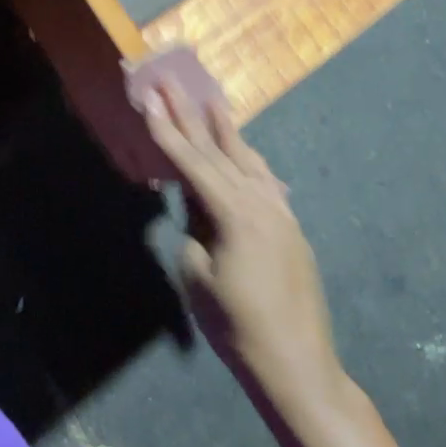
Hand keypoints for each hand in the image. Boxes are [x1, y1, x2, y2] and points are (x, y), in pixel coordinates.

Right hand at [133, 76, 339, 402]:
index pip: (190, 161)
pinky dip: (250, 160)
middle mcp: (261, 203)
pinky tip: (245, 152)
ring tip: (211, 100)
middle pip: (217, 151)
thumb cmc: (235, 324)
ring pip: (246, 161)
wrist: (296, 365)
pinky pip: (266, 182)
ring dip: (225, 130)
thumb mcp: (196, 273)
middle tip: (169, 81)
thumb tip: (195, 202)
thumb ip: (193, 227)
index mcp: (234, 212)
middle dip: (189, 116)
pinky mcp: (291, 230)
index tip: (149, 96)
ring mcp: (281, 214)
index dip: (165, 129)